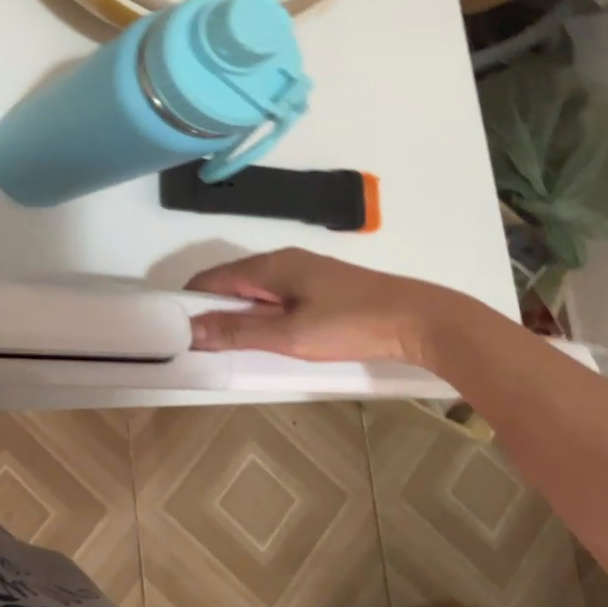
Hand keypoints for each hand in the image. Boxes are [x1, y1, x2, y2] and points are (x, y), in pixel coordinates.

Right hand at [185, 248, 484, 366]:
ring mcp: (307, 271)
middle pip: (233, 282)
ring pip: (258, 290)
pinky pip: (280, 295)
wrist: (427, 321)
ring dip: (243, 314)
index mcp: (269, 265)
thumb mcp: (290, 336)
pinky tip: (277, 336)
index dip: (191, 302)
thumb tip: (189, 330)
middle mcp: (283, 260)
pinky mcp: (326, 285)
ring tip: (241, 346)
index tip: (180, 331)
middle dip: (216, 310)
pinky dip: (267, 314)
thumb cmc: (353, 325)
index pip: (211, 278)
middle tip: (210, 345)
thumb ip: (238, 333)